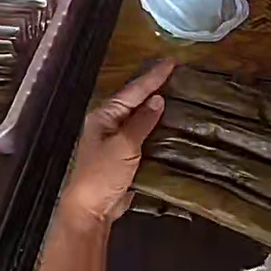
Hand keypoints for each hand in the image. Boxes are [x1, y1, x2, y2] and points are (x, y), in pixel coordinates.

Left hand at [58, 58, 175, 228]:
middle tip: (177, 72)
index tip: (172, 61)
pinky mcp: (126, 155)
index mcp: (105, 115)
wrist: (92, 209)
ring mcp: (117, 139)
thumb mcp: (124, 145)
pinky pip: (145, 134)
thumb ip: (142, 121)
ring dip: (158, 106)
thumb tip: (158, 99)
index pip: (134, 90)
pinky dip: (158, 127)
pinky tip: (172, 123)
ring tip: (178, 92)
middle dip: (155, 86)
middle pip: (136, 100)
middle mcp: (110, 123)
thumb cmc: (103, 174)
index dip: (154, 76)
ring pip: (141, 117)